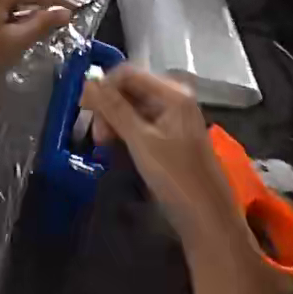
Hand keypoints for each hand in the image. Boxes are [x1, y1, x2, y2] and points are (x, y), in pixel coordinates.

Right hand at [85, 66, 241, 246]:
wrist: (208, 219)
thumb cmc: (176, 177)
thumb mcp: (141, 141)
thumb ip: (114, 108)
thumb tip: (89, 81)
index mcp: (172, 93)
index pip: (128, 73)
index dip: (103, 86)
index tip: (83, 109)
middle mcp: (174, 99)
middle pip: (130, 89)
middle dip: (108, 107)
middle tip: (97, 136)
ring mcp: (173, 118)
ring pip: (132, 107)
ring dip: (114, 121)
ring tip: (104, 144)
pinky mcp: (169, 136)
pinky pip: (140, 122)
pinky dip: (125, 131)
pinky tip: (116, 146)